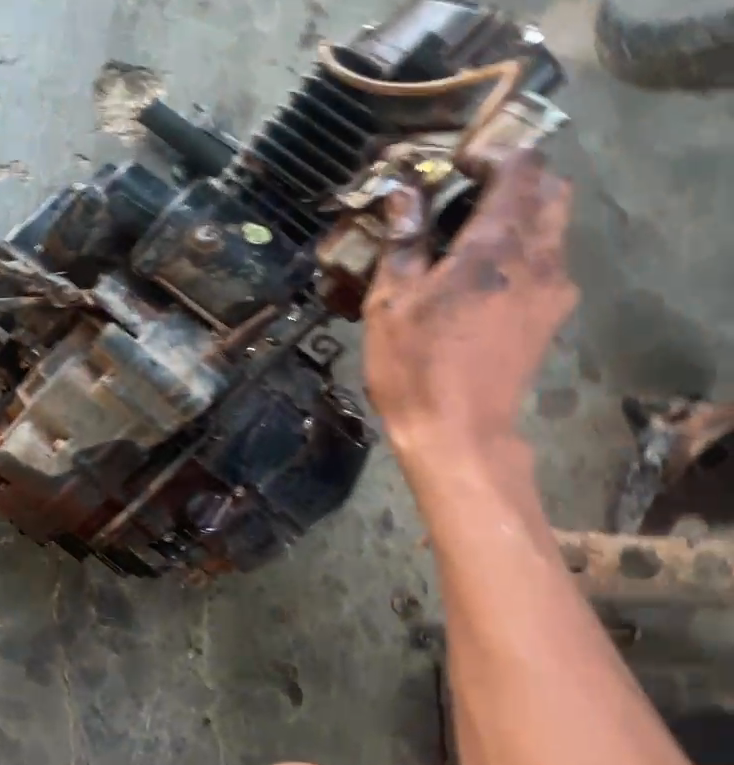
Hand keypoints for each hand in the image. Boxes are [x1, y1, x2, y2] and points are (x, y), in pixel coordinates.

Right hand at [363, 150, 579, 463]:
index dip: (492, 156)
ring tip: (468, 238)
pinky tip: (480, 279)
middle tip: (465, 196)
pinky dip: (521, 250)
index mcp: (495, 246)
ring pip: (553, 225)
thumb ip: (404, 242)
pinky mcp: (553, 311)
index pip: (520, 170)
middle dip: (514, 181)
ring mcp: (555, 284)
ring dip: (519, 216)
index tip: (456, 165)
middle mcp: (540, 255)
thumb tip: (403, 194)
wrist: (457, 427)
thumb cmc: (411, 365)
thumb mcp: (390, 302)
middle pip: (550, 190)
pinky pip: (547, 261)